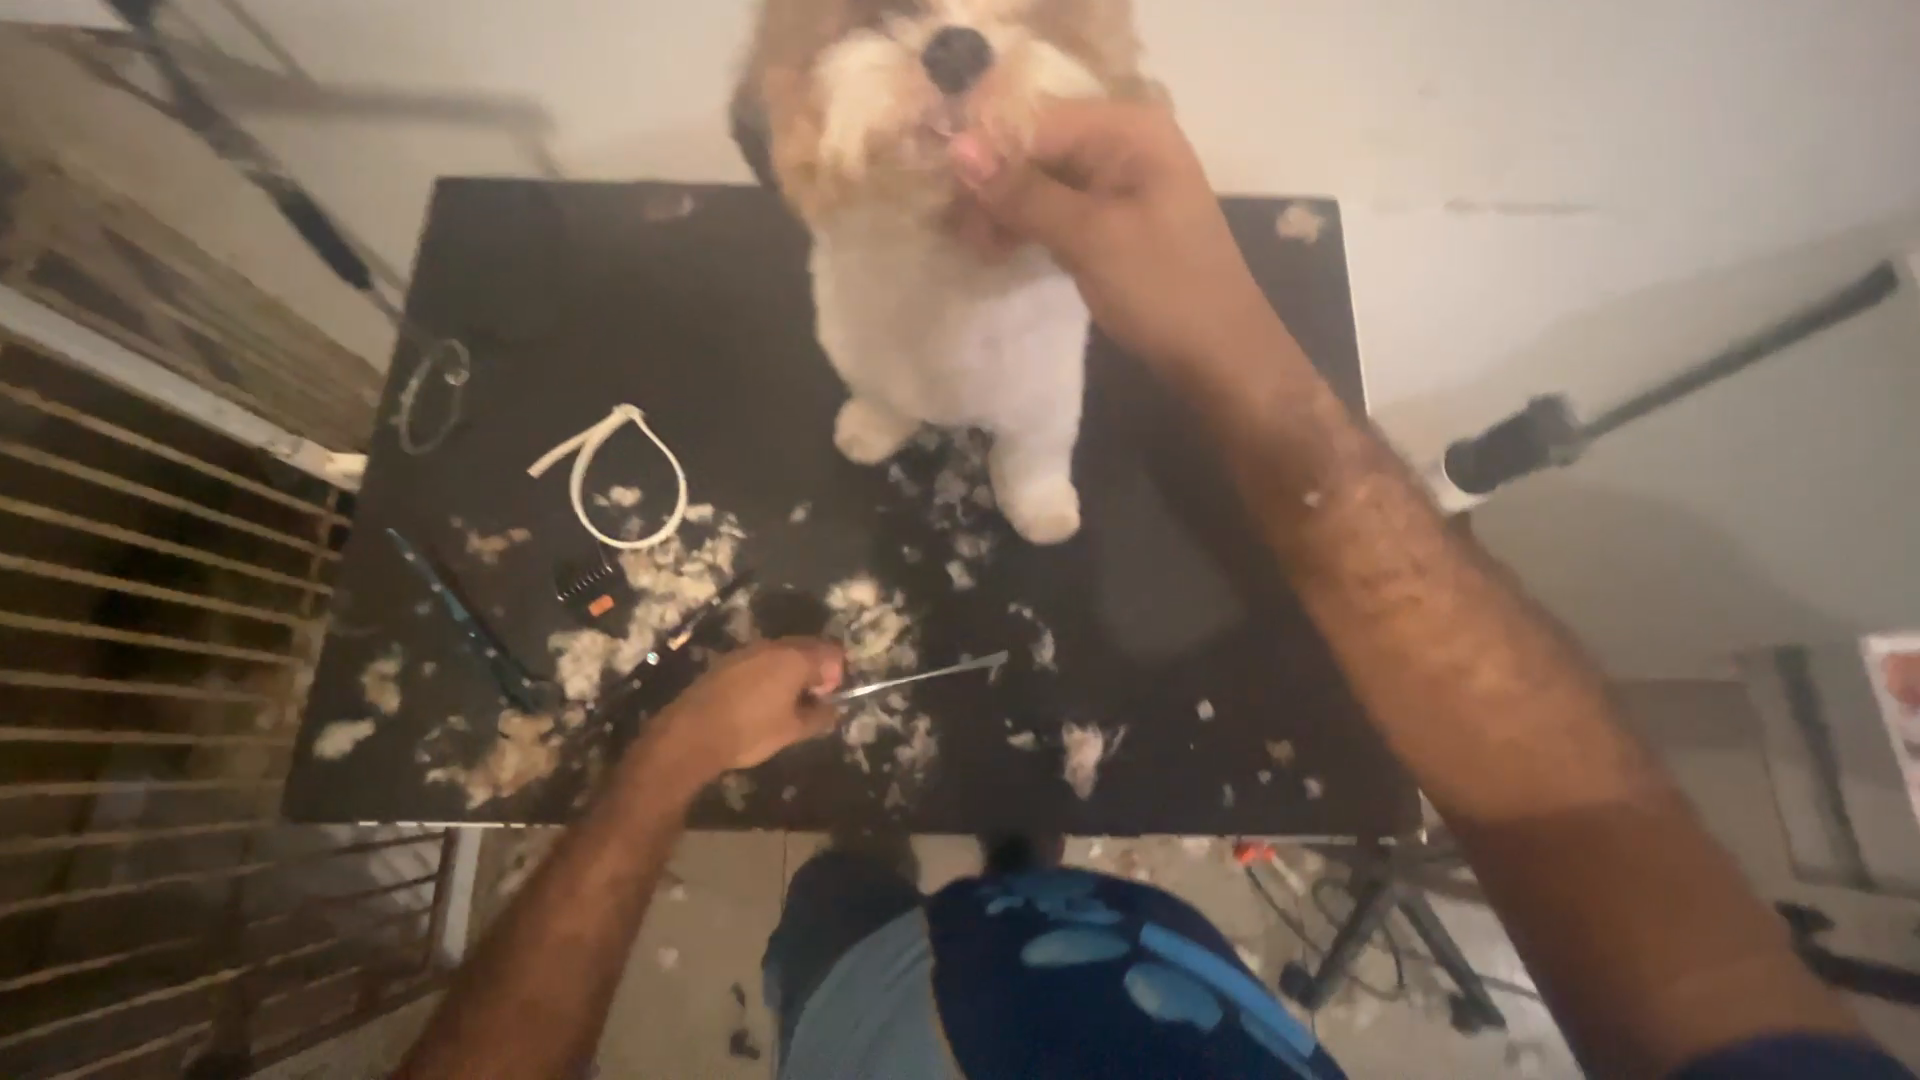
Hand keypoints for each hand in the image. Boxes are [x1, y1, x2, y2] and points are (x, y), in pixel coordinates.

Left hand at [651, 638, 845, 780]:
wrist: (692, 733)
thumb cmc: (751, 731)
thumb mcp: (793, 730)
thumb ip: (820, 716)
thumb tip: (833, 710)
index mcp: (796, 657)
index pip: (832, 652)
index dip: (836, 675)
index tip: (825, 700)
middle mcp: (774, 645)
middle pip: (809, 647)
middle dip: (815, 670)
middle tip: (809, 701)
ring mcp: (748, 650)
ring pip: (783, 653)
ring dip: (791, 671)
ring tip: (785, 703)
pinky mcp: (728, 660)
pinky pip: (761, 660)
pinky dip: (769, 674)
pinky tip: (760, 700)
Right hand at [949, 102, 1278, 370]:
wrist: (1219, 354)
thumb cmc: (1164, 289)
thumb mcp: (1091, 237)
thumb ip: (1025, 193)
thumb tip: (958, 151)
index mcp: (1129, 130)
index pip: (1038, 122)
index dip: (987, 154)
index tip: (945, 197)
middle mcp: (1124, 145)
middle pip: (1039, 149)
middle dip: (995, 186)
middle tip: (958, 234)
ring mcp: (1120, 186)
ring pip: (1044, 184)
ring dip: (1006, 212)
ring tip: (975, 248)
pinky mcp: (1114, 224)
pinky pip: (1059, 212)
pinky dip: (1029, 229)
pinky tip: (1001, 251)